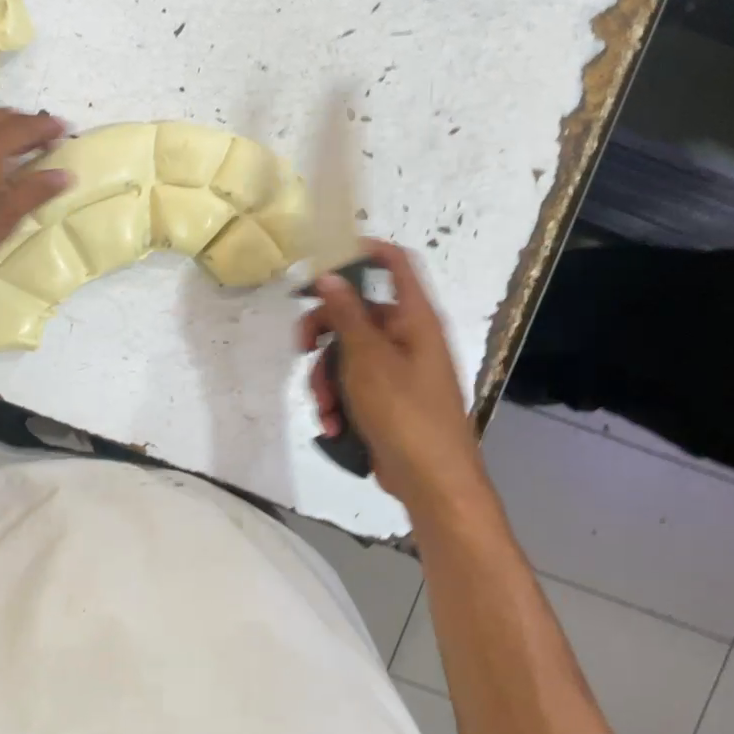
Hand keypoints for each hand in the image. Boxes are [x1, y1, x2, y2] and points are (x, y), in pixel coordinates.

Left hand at [0, 109, 72, 275]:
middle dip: (26, 124)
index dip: (46, 127)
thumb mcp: (4, 217)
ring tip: (20, 146)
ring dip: (3, 128)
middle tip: (45, 138)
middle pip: (1, 119)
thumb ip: (34, 191)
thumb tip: (65, 173)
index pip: (24, 126)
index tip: (66, 130)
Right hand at [299, 240, 484, 509]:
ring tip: (324, 408)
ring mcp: (399, 371)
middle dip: (323, 335)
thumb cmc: (405, 413)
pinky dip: (338, 402)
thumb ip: (345, 315)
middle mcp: (409, 338)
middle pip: (357, 314)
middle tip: (301, 348)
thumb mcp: (367, 359)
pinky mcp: (388, 400)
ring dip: (326, 380)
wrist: (432, 482)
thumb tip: (328, 275)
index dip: (363, 252)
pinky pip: (353, 386)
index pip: (395, 264)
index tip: (322, 259)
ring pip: (347, 354)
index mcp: (415, 319)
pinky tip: (333, 426)